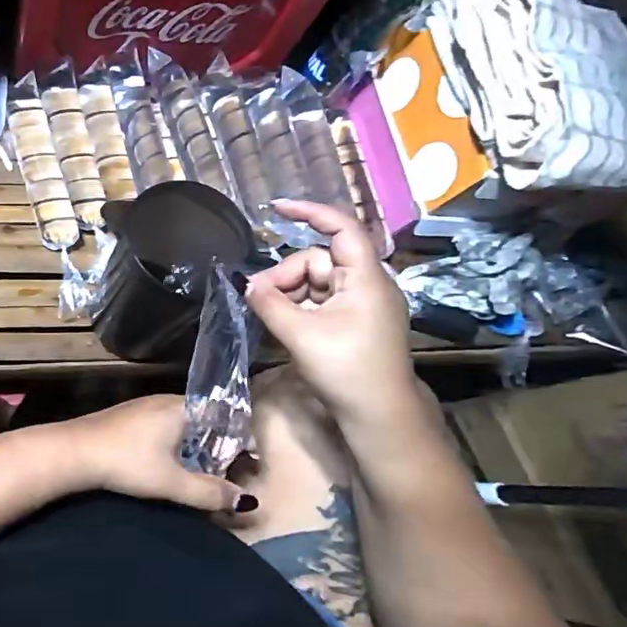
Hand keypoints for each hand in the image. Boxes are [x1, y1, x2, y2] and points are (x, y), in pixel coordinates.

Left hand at [68, 395, 253, 513]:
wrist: (73, 451)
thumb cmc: (127, 463)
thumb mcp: (171, 482)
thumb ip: (208, 491)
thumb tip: (245, 500)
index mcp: (182, 407)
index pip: (223, 413)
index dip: (236, 436)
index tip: (244, 460)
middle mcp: (166, 400)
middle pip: (204, 418)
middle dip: (216, 444)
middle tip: (224, 471)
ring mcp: (144, 406)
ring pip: (182, 423)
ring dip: (193, 445)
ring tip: (198, 471)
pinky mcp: (128, 416)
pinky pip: (164, 426)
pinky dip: (174, 443)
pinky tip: (166, 464)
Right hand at [244, 200, 417, 424]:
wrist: (380, 417)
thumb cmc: (347, 371)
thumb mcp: (301, 334)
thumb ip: (270, 303)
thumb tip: (247, 284)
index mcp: (365, 277)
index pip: (341, 227)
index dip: (309, 212)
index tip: (276, 209)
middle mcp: (368, 284)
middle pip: (318, 260)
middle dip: (286, 274)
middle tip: (257, 297)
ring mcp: (363, 305)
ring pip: (317, 282)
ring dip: (290, 293)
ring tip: (267, 313)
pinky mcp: (356, 322)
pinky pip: (323, 301)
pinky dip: (300, 307)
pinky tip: (282, 322)